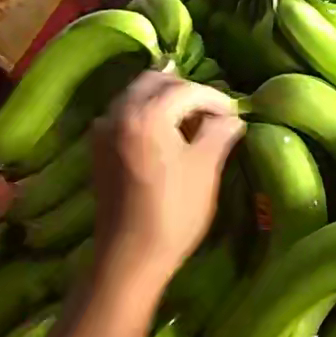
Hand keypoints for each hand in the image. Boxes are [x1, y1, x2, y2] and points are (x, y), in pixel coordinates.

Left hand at [89, 72, 243, 290]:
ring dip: (167, 98)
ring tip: (194, 119)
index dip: (215, 98)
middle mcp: (117, 113)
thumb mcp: (206, 167)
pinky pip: (126, 113)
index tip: (236, 115)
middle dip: (187, 90)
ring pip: (137, 95)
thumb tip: (232, 118)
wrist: (131, 254)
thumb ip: (219, 133)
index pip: (186, 89)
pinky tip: (168, 131)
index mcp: (146, 115)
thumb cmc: (175, 210)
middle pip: (155, 82)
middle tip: (215, 111)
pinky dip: (149, 112)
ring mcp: (103, 130)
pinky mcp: (99, 148)